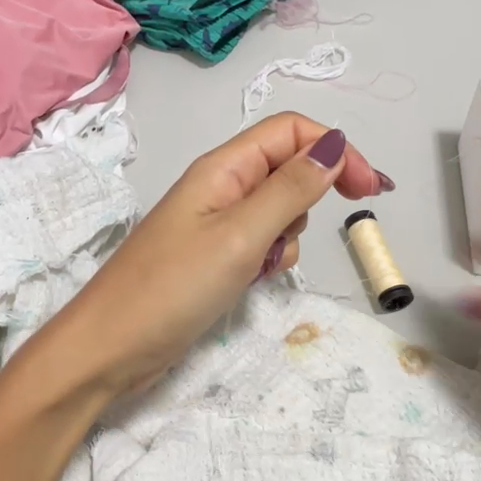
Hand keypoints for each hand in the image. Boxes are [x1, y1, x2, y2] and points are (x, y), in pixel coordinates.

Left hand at [55, 112, 388, 397]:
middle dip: (309, 196)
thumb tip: (335, 146)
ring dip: (286, 233)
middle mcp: (220, 186)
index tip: (369, 190)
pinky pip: (259, 242)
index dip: (335, 149)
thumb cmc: (172, 287)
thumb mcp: (240, 235)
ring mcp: (215, 222)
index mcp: (222, 167)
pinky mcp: (213, 256)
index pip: (290, 131)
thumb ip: (290, 190)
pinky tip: (251, 281)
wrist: (110, 348)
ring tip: (261, 264)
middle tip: (303, 234)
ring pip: (278, 209)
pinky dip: (268, 257)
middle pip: (287, 167)